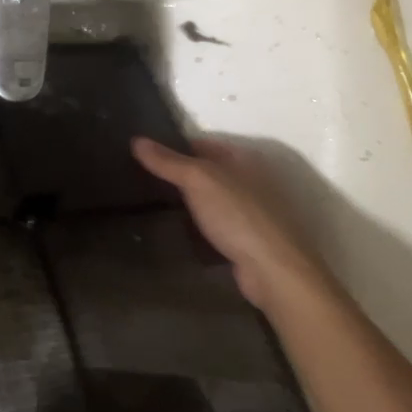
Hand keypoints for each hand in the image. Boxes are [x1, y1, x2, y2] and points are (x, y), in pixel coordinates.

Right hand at [131, 137, 330, 311]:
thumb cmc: (238, 216)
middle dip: (178, 174)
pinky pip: (215, 223)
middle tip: (140, 178)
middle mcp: (251, 180)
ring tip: (151, 202)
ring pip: (210, 198)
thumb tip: (137, 140)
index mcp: (244, 158)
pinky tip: (176, 229)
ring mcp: (251, 211)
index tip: (142, 154)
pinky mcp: (247, 239)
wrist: (273, 271)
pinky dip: (198, 225)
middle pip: (206, 170)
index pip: (201, 143)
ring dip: (187, 201)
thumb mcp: (198, 180)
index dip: (172, 145)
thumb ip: (168, 161)